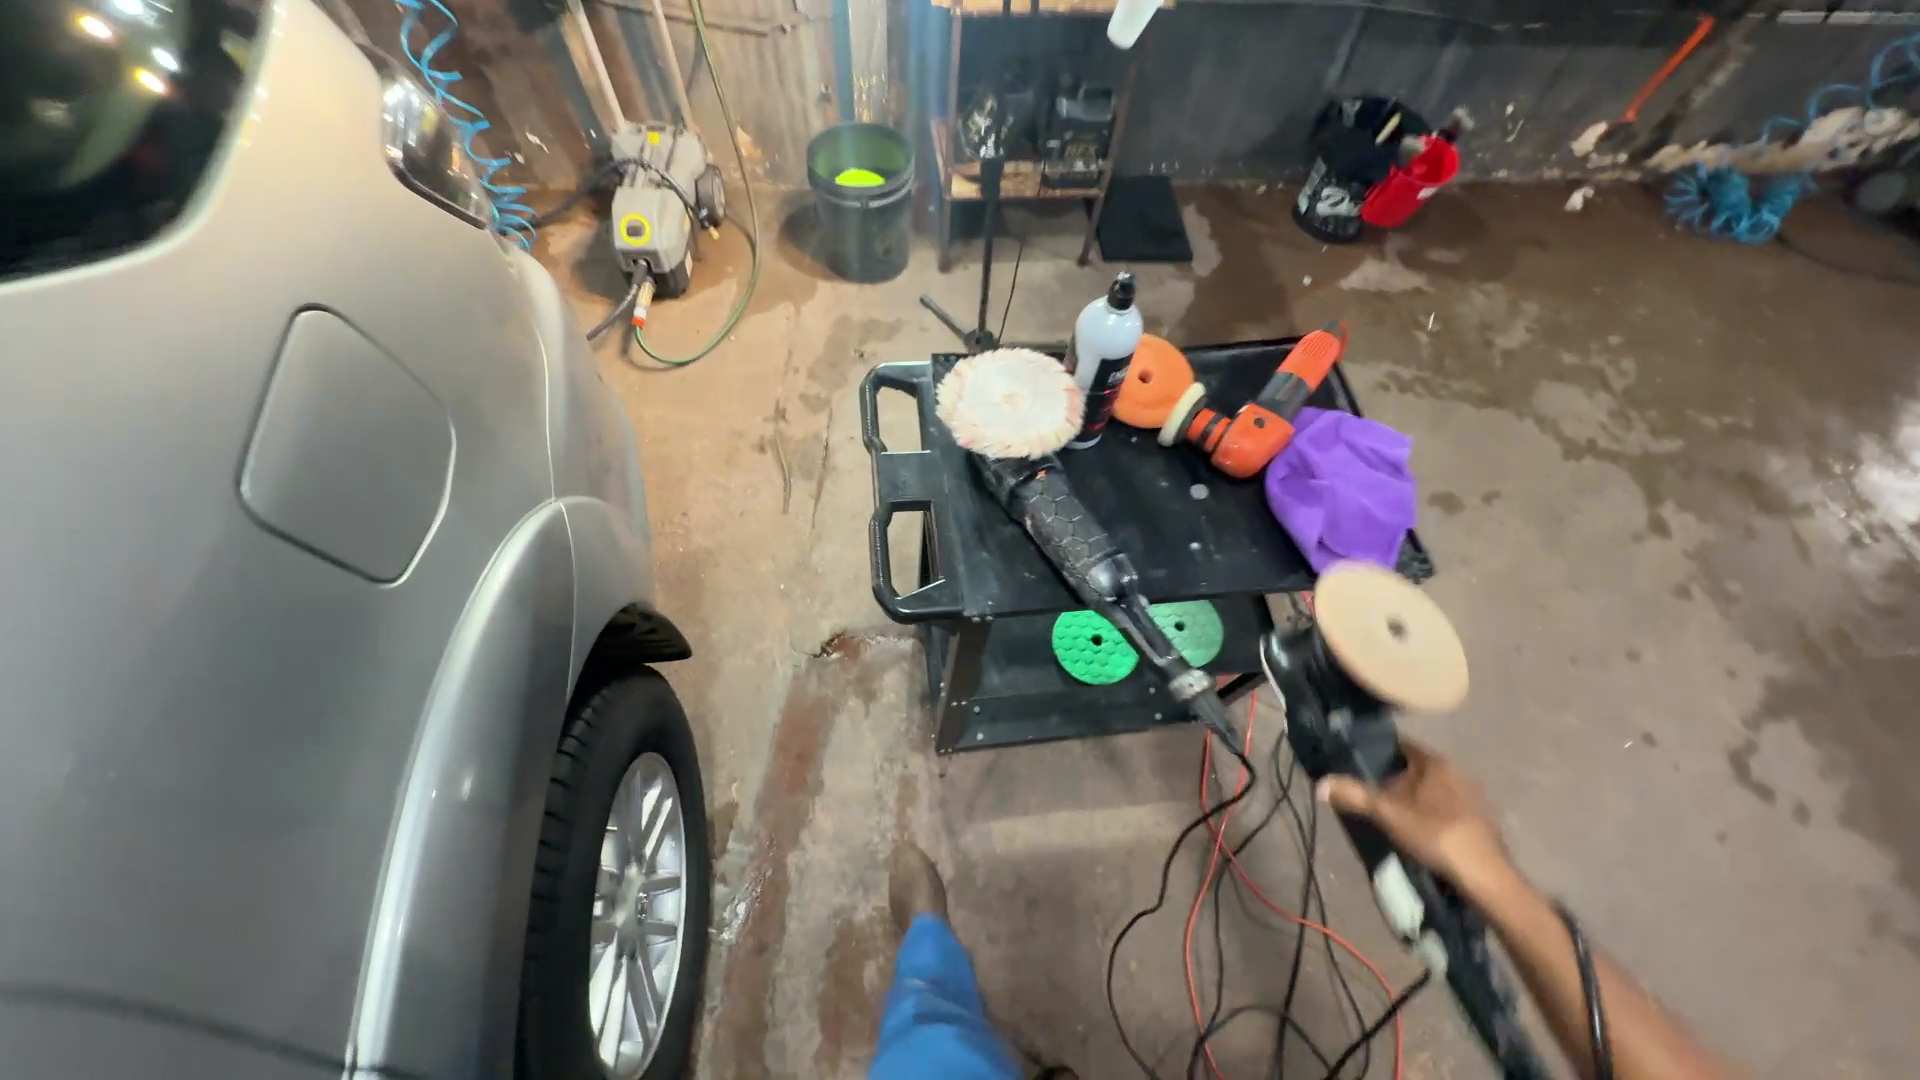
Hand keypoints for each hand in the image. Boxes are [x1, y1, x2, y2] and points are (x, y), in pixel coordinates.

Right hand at [1317, 739, 1515, 900]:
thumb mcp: (1388, 813)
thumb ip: (1354, 795)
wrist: (1483, 874)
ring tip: (1392, 813)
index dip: (1378, 753)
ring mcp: (1472, 796)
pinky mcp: (1480, 819)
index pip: (1401, 746)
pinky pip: (1446, 806)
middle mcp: (1457, 772)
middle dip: (1394, 778)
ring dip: (1413, 797)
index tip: (1359, 764)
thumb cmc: (1435, 833)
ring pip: (1432, 788)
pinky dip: (1431, 812)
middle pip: (1416, 768)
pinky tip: (1419, 830)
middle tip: (1372, 793)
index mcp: (1436, 763)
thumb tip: (1320, 785)